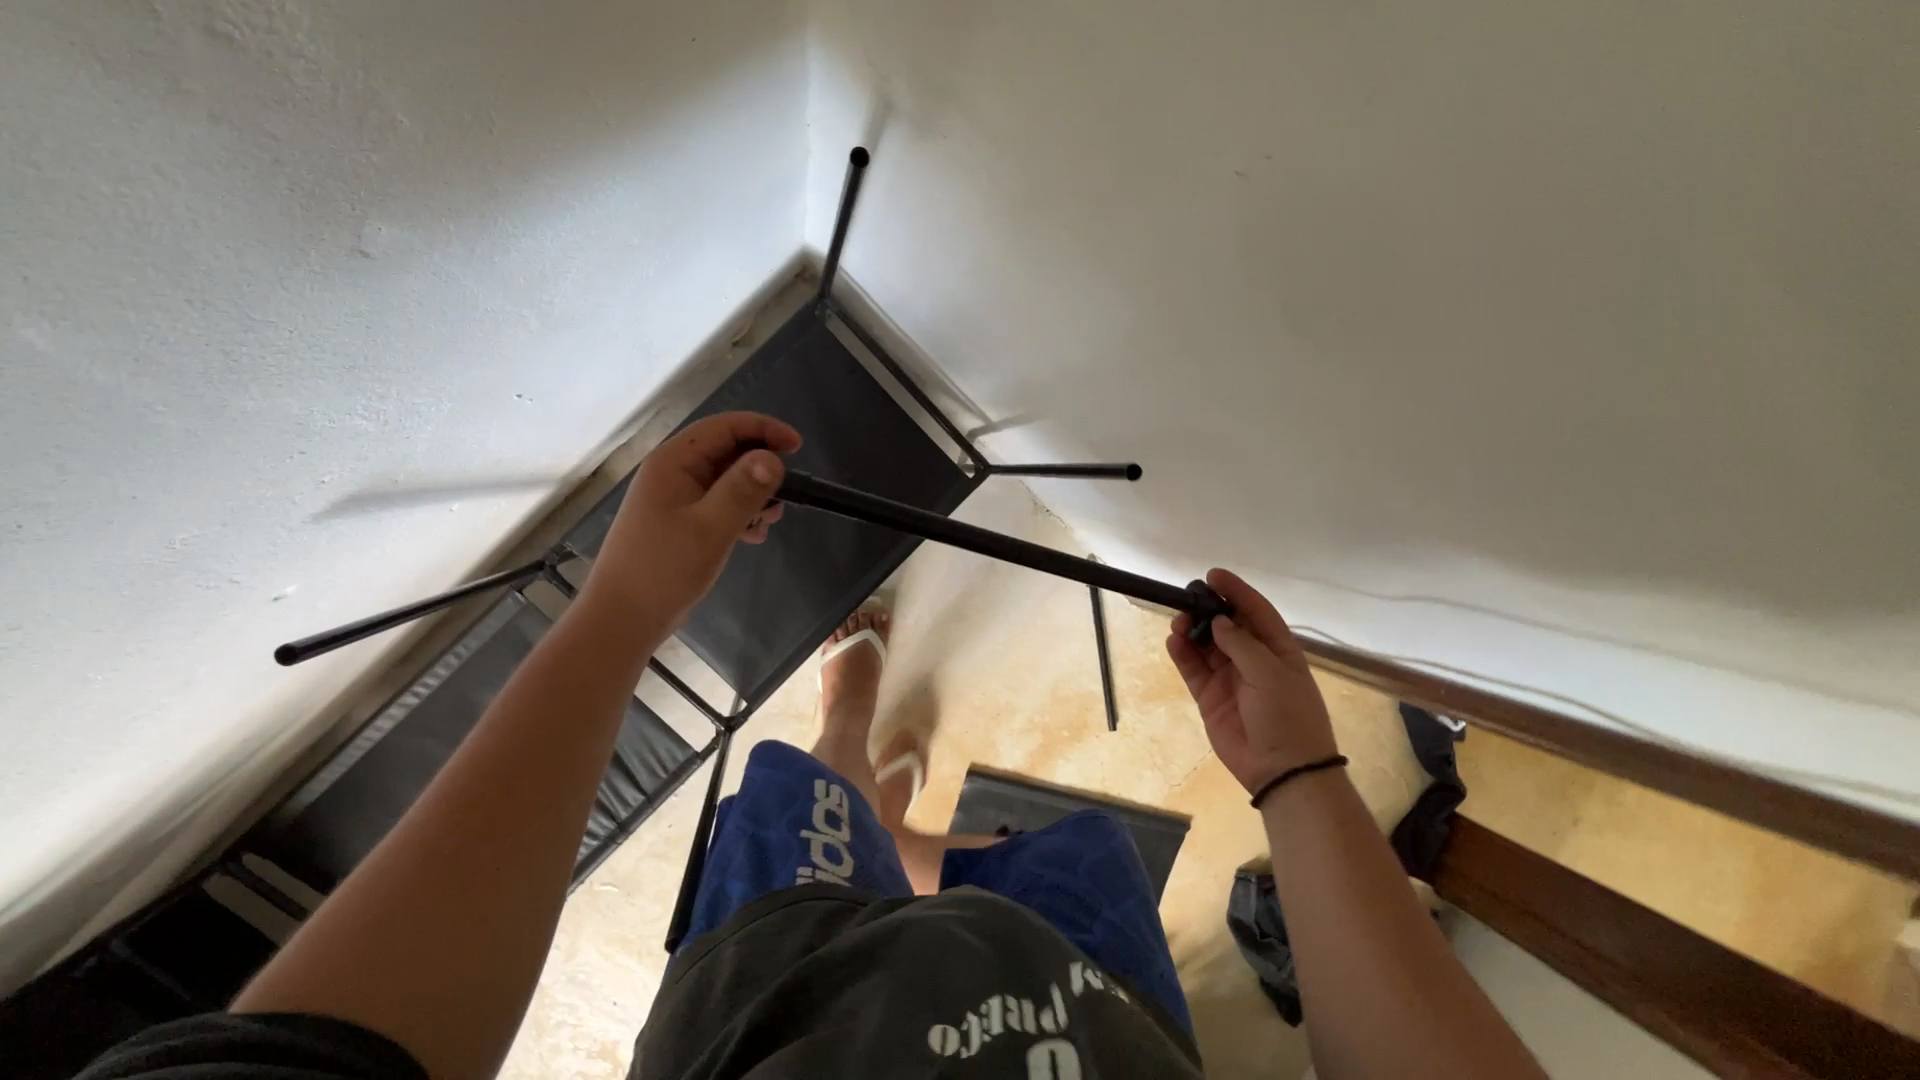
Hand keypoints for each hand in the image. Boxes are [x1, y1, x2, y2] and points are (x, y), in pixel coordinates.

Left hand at [583, 412, 802, 630]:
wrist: (624, 618)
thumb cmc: (664, 569)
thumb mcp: (710, 528)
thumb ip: (743, 489)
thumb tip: (773, 458)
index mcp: (674, 462)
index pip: (725, 427)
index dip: (764, 429)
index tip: (798, 447)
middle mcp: (674, 473)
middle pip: (728, 451)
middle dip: (761, 468)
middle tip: (784, 498)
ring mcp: (677, 498)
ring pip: (728, 480)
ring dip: (754, 494)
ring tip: (767, 523)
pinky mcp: (682, 523)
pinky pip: (720, 504)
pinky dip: (741, 514)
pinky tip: (752, 537)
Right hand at [1166, 568, 1338, 794]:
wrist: (1283, 769)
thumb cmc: (1288, 716)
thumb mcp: (1271, 673)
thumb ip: (1241, 644)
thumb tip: (1218, 623)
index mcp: (1278, 650)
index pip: (1256, 611)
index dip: (1236, 591)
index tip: (1213, 575)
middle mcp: (1253, 660)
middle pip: (1227, 626)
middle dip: (1208, 610)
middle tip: (1186, 599)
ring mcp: (1230, 678)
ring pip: (1206, 645)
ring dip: (1192, 631)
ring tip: (1177, 621)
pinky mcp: (1210, 697)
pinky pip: (1193, 669)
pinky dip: (1182, 654)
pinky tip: (1173, 641)